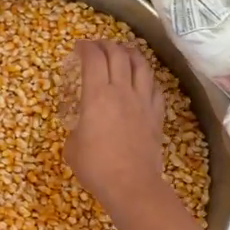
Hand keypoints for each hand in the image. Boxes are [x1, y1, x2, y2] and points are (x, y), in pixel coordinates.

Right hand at [63, 39, 166, 204]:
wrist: (131, 184)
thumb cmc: (96, 166)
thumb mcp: (72, 146)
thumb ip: (76, 128)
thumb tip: (83, 127)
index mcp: (96, 95)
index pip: (93, 58)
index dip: (85, 47)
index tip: (78, 47)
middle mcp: (121, 90)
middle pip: (117, 54)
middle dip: (105, 44)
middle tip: (97, 46)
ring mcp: (142, 101)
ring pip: (141, 64)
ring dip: (130, 52)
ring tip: (123, 51)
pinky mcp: (156, 114)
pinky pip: (154, 87)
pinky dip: (146, 77)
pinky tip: (142, 80)